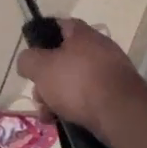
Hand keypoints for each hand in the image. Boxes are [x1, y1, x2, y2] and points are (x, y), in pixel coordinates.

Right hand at [14, 18, 146, 133]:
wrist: (119, 112)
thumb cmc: (77, 83)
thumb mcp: (41, 68)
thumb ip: (28, 60)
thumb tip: (27, 61)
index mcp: (82, 34)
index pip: (60, 26)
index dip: (43, 38)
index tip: (32, 57)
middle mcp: (99, 49)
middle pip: (64, 60)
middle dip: (46, 80)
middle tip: (39, 97)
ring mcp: (110, 72)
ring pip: (74, 82)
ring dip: (57, 98)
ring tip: (49, 116)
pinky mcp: (116, 95)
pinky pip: (88, 98)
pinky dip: (74, 108)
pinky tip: (64, 121)